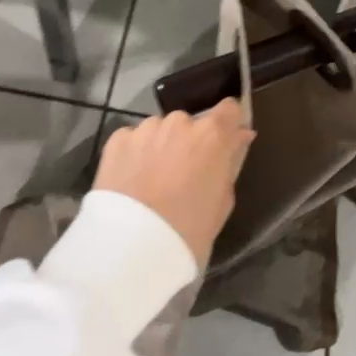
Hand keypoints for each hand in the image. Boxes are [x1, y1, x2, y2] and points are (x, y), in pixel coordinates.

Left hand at [93, 99, 254, 267]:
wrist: (132, 247)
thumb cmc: (188, 231)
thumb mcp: (222, 203)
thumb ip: (229, 164)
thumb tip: (237, 139)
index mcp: (211, 135)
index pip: (229, 109)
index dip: (228, 123)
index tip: (225, 140)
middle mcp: (179, 122)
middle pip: (190, 124)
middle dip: (188, 142)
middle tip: (182, 174)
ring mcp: (146, 128)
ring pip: (159, 131)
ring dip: (160, 147)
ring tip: (151, 181)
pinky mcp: (117, 139)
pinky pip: (133, 140)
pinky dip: (134, 155)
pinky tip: (131, 182)